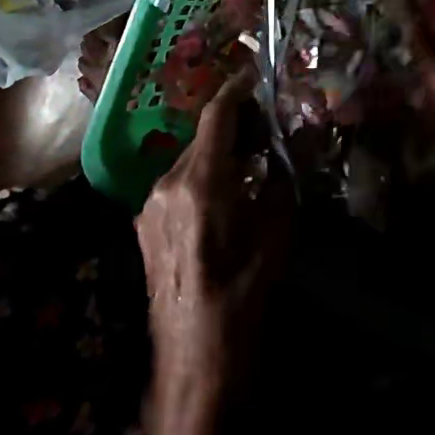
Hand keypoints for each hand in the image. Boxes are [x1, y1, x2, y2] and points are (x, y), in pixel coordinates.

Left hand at [136, 70, 288, 382]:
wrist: (193, 361)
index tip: (255, 73)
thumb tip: (290, 146)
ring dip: (217, 152)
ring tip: (248, 161)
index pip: (217, 116)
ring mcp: (150, 205)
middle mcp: (167, 184)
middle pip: (202, 135)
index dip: (236, 89)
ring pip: (188, 159)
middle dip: (233, 124)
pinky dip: (201, 176)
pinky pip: (177, 183)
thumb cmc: (242, 299)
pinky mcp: (144, 225)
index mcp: (201, 183)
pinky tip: (223, 194)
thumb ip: (281, 182)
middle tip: (264, 124)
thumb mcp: (276, 237)